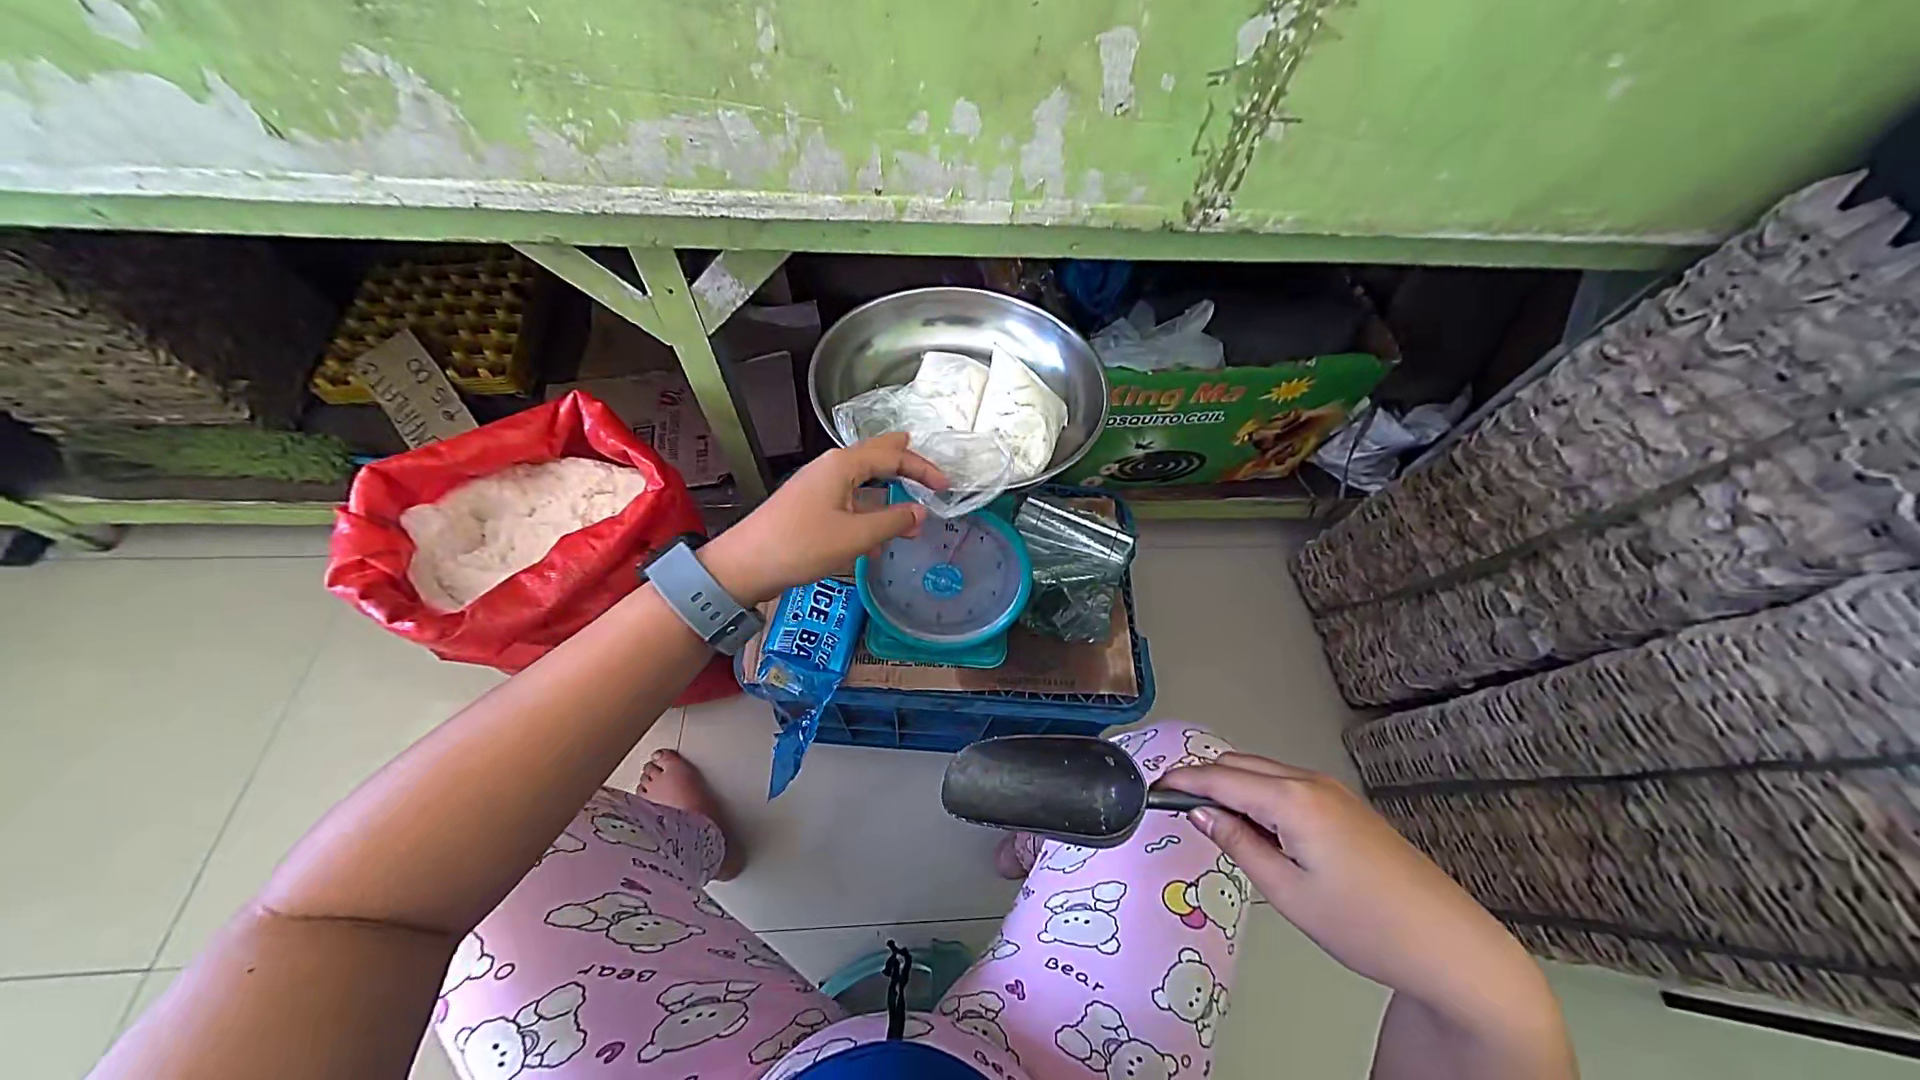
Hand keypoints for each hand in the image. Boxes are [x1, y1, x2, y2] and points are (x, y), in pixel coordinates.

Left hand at [699, 433, 945, 605]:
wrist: (745, 565)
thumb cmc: (800, 546)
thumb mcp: (855, 536)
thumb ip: (893, 521)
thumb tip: (919, 513)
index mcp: (842, 465)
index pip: (893, 455)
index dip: (923, 469)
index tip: (945, 486)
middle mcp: (830, 468)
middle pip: (875, 457)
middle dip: (903, 462)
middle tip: (928, 468)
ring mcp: (818, 486)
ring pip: (862, 480)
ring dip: (888, 491)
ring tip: (910, 505)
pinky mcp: (810, 506)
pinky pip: (849, 499)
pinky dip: (869, 509)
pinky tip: (877, 535)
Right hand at [1159, 755, 1562, 1035]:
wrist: (1451, 946)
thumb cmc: (1365, 925)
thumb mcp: (1287, 892)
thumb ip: (1237, 844)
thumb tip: (1201, 814)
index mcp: (1292, 800)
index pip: (1219, 778)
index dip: (1181, 781)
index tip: (1152, 789)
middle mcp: (1310, 781)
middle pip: (1237, 764)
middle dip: (1202, 778)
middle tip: (1175, 805)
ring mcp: (1332, 789)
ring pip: (1261, 770)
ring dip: (1230, 784)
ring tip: (1210, 818)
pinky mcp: (1345, 803)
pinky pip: (1285, 782)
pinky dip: (1257, 792)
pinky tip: (1255, 824)